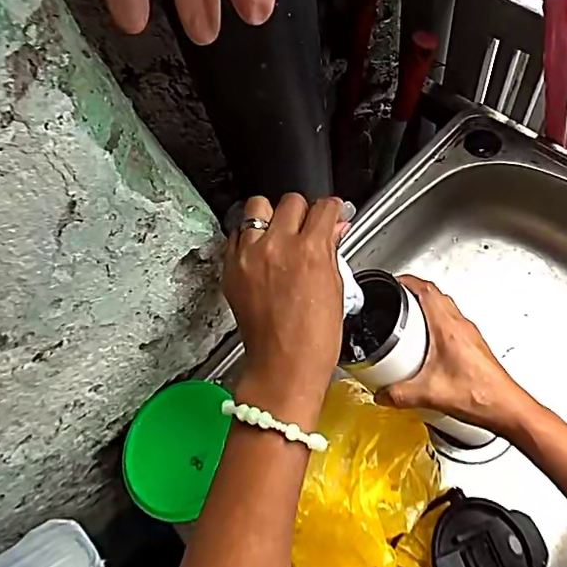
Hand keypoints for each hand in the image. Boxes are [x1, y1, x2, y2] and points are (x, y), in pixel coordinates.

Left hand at [223, 195, 346, 401]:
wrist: (284, 366)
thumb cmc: (313, 338)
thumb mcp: (335, 287)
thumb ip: (331, 250)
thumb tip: (334, 229)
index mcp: (310, 251)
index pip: (323, 207)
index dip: (332, 208)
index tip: (332, 212)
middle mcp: (277, 247)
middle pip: (290, 201)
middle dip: (303, 211)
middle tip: (307, 225)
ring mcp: (249, 256)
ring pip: (257, 207)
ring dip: (272, 216)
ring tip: (279, 231)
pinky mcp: (231, 269)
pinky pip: (236, 234)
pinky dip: (249, 237)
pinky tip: (261, 249)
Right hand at [381, 276, 540, 436]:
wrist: (505, 408)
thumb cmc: (480, 395)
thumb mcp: (428, 394)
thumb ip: (398, 394)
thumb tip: (381, 394)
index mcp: (448, 327)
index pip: (427, 290)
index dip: (409, 281)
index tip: (396, 281)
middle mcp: (461, 326)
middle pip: (437, 296)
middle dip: (415, 293)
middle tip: (399, 298)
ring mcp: (470, 335)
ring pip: (447, 309)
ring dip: (428, 308)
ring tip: (410, 321)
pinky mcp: (474, 347)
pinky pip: (453, 324)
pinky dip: (438, 325)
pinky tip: (430, 347)